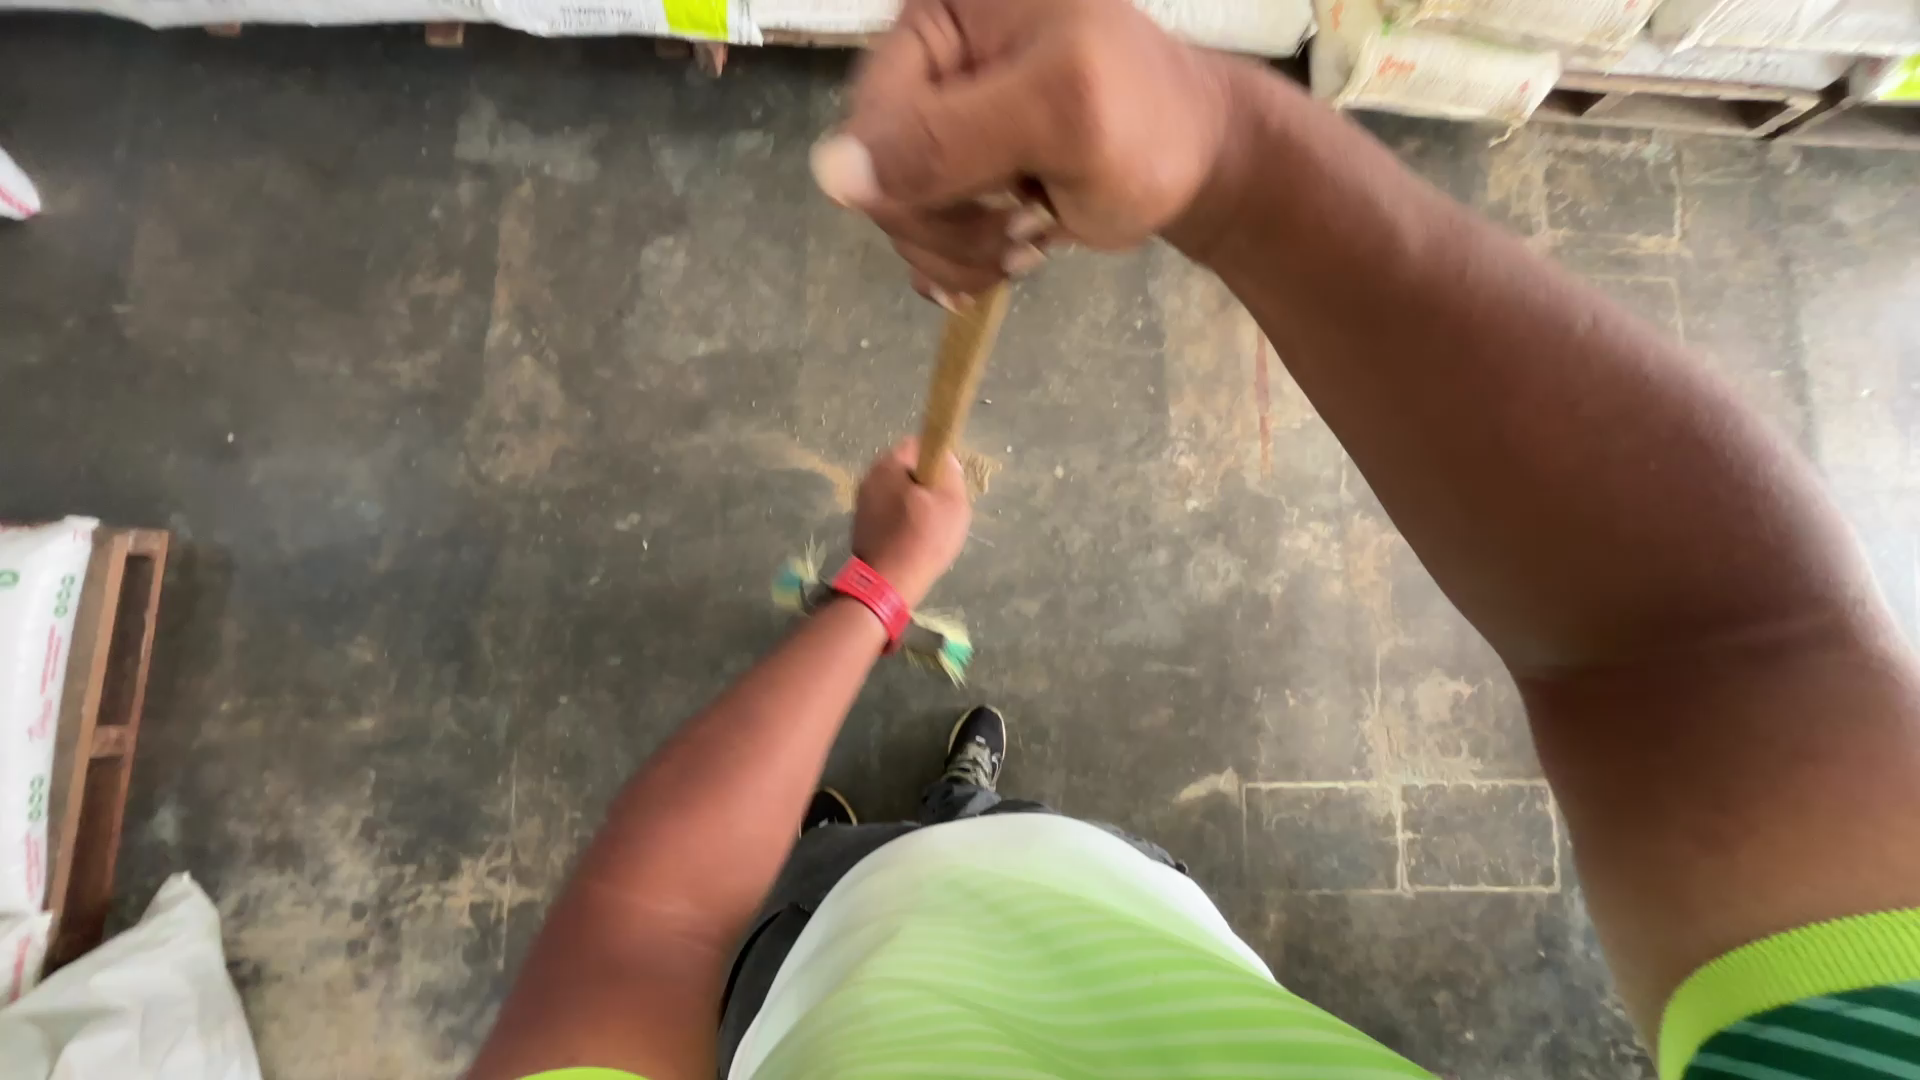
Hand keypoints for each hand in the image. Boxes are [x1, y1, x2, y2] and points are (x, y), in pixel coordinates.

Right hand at [809, 0, 1241, 298]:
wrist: (1186, 167)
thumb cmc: (1144, 125)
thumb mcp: (1058, 115)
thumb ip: (948, 137)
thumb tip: (831, 175)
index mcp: (940, 21)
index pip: (872, 123)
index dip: (918, 183)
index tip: (999, 197)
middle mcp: (927, 74)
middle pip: (881, 180)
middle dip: (952, 225)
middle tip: (1025, 225)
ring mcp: (939, 135)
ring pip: (900, 221)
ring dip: (964, 253)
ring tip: (1030, 241)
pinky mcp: (956, 185)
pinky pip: (921, 242)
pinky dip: (960, 268)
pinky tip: (1002, 266)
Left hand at [851, 437, 971, 606]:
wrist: (888, 582)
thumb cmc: (923, 538)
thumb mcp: (953, 502)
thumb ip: (951, 473)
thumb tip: (944, 459)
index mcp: (889, 463)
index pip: (918, 444)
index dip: (937, 459)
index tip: (946, 482)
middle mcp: (870, 476)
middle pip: (906, 467)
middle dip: (924, 482)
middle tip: (940, 507)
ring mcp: (861, 500)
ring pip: (896, 490)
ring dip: (912, 502)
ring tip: (927, 527)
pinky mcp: (860, 522)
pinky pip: (887, 510)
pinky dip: (899, 518)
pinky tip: (911, 538)